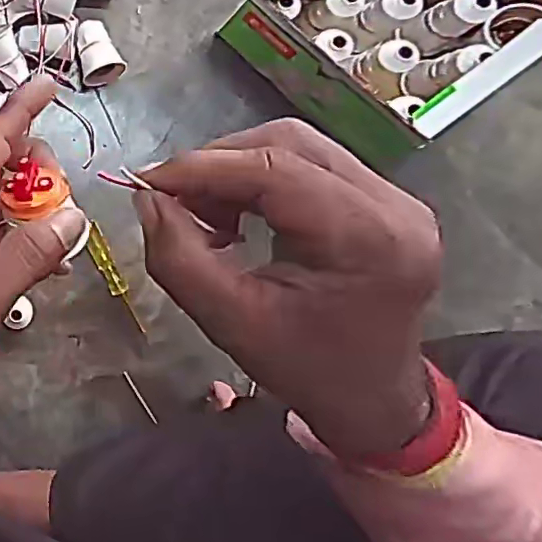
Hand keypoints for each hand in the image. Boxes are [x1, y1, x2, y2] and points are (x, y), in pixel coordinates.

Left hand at [0, 77, 88, 394]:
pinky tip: (54, 259)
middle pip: (6, 162)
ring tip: (60, 237)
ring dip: (42, 204)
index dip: (20, 112)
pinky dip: (36, 230)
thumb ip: (29, 256)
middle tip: (63, 208)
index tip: (49, 83)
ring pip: (13, 191)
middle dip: (41, 172)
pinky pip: (13, 222)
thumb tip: (75, 217)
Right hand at [132, 119, 439, 456]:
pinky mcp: (382, 199)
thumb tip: (147, 198)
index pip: (274, 169)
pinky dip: (257, 179)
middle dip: (217, 164)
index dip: (202, 168)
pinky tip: (236, 214)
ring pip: (295, 146)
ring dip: (235, 169)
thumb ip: (178, 258)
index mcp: (367, 239)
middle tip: (174, 200)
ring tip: (205, 213)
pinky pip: (307, 163)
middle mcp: (393, 204)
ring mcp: (394, 197)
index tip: (148, 183)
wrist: (371, 398)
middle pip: (287, 143)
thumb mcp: (228, 322)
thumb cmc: (304, 367)